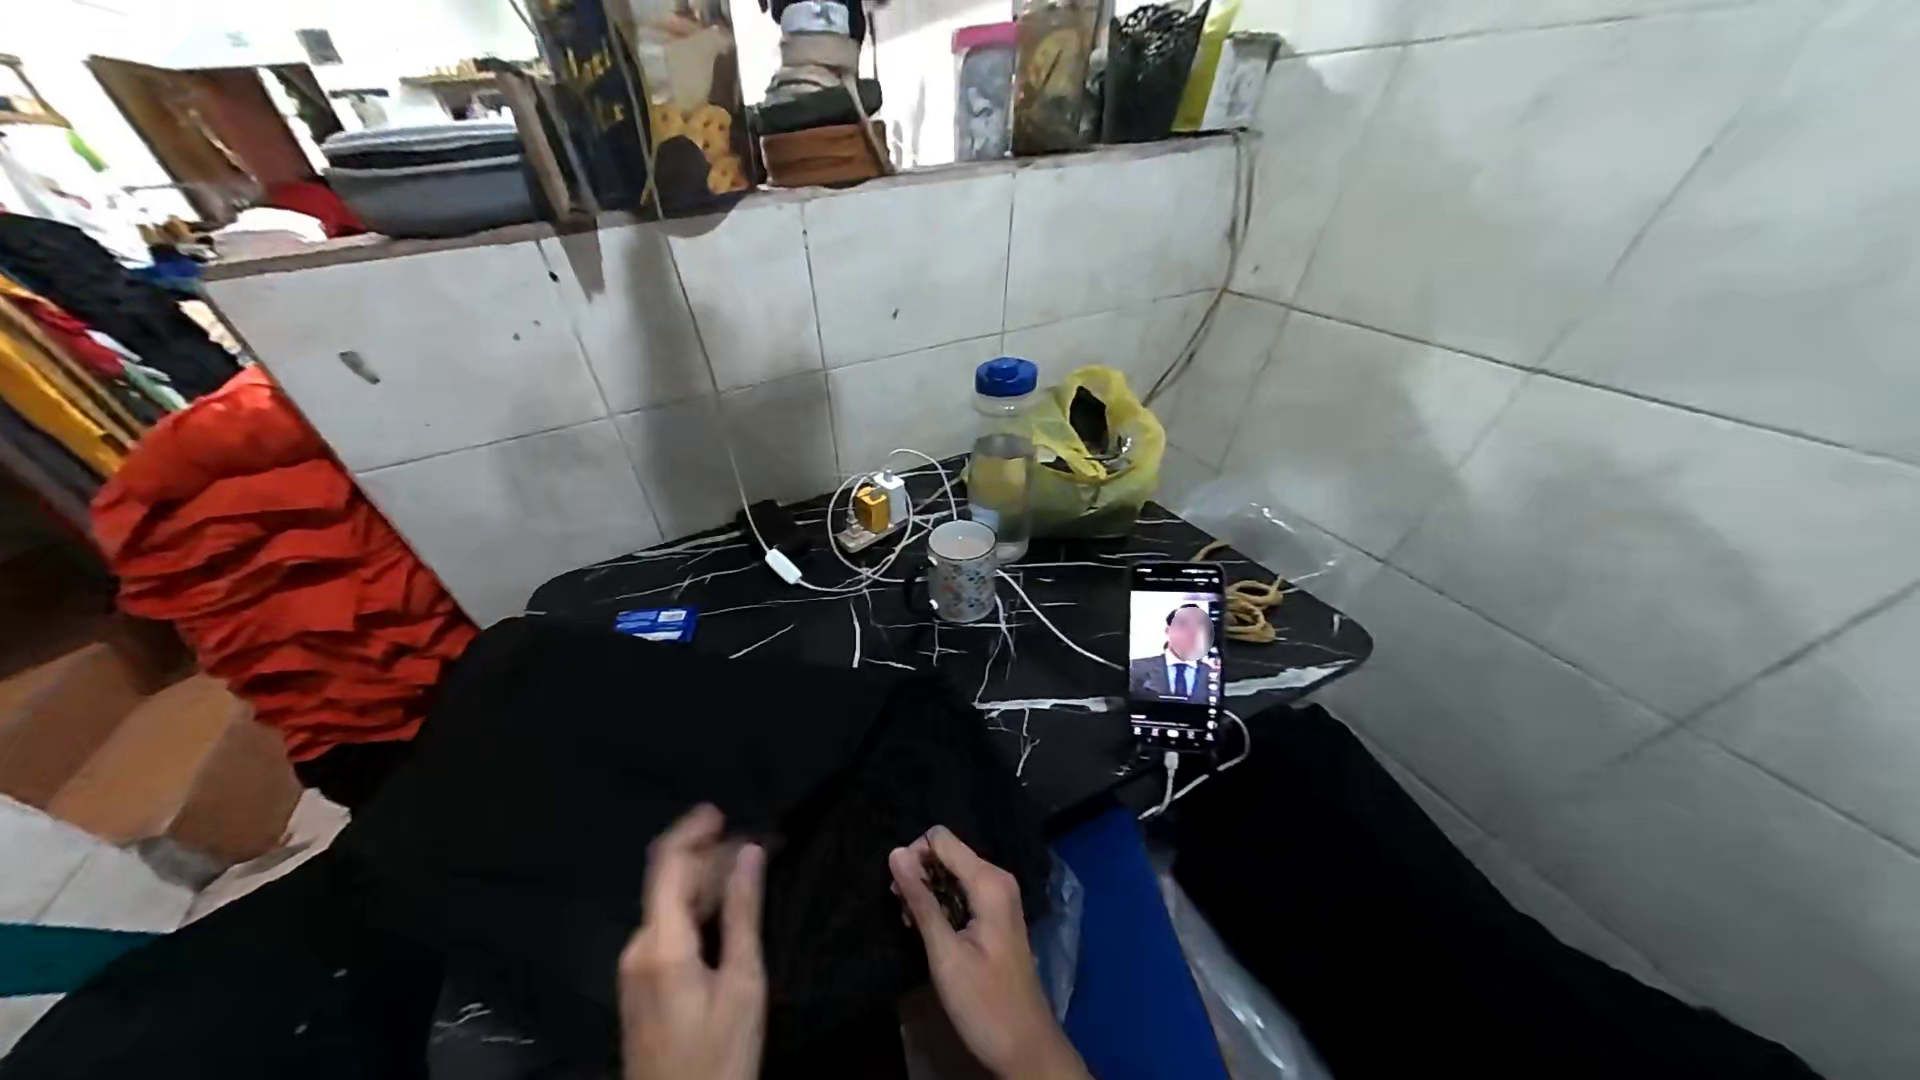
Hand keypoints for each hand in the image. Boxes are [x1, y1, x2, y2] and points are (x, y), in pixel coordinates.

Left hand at [619, 804, 765, 1079]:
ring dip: (705, 879)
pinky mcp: (642, 982)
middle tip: (756, 844)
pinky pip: (668, 924)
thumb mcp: (742, 983)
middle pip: (670, 881)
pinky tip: (726, 903)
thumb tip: (750, 850)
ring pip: (670, 901)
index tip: (722, 811)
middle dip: (710, 854)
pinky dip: (696, 904)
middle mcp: (639, 948)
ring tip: (748, 866)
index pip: (667, 865)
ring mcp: (635, 967)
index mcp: (661, 944)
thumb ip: (742, 911)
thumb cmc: (719, 1056)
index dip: (691, 831)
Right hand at [889, 828, 1089, 1079]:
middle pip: (947, 853)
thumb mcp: (945, 953)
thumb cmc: (984, 1002)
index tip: (899, 892)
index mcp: (989, 881)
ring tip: (912, 926)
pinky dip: (941, 904)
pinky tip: (929, 931)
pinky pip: (962, 891)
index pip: (941, 839)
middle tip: (904, 914)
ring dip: (927, 893)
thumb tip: (895, 853)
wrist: (1026, 1048)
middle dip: (919, 876)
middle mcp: (997, 878)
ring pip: (951, 873)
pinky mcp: (995, 913)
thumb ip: (920, 900)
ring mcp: (999, 895)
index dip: (914, 856)